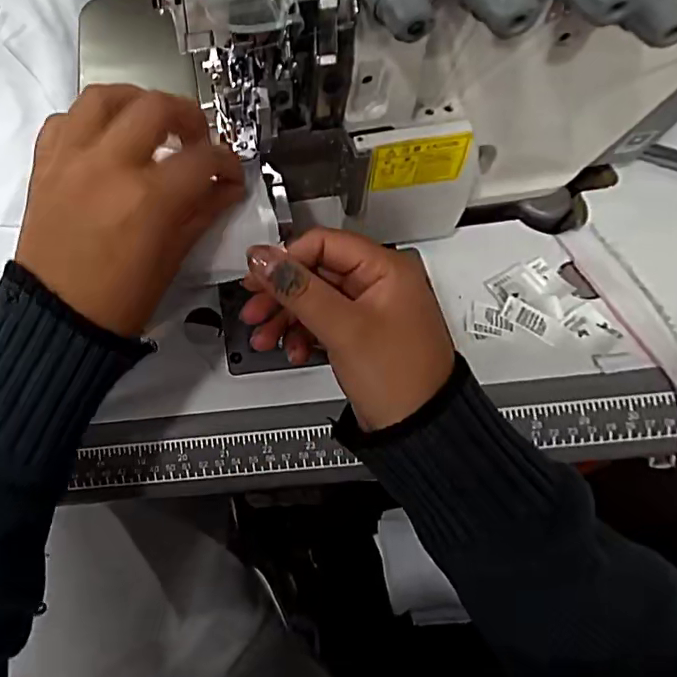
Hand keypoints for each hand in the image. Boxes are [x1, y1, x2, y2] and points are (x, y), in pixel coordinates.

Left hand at [16, 85, 244, 335]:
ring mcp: (71, 163)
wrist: (56, 320)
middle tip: (197, 137)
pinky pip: (63, 121)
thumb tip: (223, 188)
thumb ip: (201, 212)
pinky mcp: (44, 168)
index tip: (228, 171)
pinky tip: (104, 136)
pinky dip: (87, 120)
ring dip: (135, 100)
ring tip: (150, 118)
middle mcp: (106, 169)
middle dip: (188, 116)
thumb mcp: (171, 259)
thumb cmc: (111, 305)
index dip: (226, 162)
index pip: (202, 159)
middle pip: (157, 108)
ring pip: (103, 97)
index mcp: (146, 199)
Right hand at [240, 230, 454, 430]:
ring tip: (266, 335)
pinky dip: (301, 332)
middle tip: (255, 305)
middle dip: (281, 292)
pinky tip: (293, 348)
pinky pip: (321, 320)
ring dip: (285, 315)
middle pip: (314, 271)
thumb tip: (265, 259)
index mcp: (386, 269)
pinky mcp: (360, 332)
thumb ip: (298, 288)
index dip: (288, 259)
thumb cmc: (404, 381)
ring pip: (313, 297)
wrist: (421, 433)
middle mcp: (379, 283)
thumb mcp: (342, 328)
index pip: (323, 243)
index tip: (260, 276)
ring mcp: (369, 309)